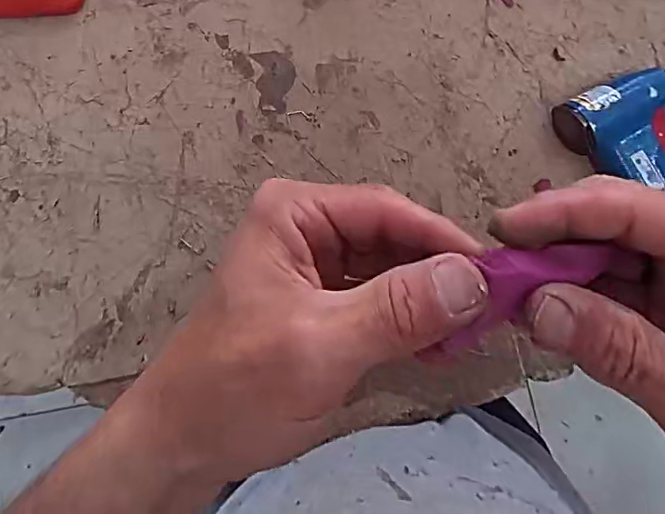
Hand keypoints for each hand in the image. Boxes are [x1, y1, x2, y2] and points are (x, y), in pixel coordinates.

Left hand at [8, 180, 488, 513]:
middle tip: (487, 308)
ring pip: (393, 267)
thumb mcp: (320, 346)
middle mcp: (309, 225)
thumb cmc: (234, 389)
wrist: (174, 455)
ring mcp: (317, 261)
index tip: (491, 270)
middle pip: (393, 237)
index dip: (440, 237)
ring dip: (430, 300)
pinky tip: (438, 344)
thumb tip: (473, 278)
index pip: (386, 210)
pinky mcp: (325, 297)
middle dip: (437, 274)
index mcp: (295, 211)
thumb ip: (397, 309)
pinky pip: (382, 296)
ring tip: (468, 332)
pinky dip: (412, 319)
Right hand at [492, 178, 664, 513]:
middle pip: (637, 227)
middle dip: (567, 242)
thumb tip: (535, 302)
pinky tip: (565, 312)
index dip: (567, 212)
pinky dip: (606, 304)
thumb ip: (623, 353)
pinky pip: (653, 296)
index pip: (644, 211)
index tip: (503, 227)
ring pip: (638, 259)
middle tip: (500, 266)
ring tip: (518, 289)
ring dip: (580, 274)